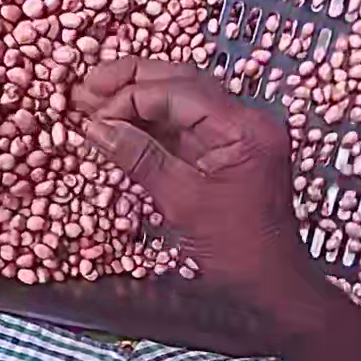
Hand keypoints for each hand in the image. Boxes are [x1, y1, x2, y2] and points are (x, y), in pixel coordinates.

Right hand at [71, 57, 321, 305]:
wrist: (273, 281)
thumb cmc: (235, 248)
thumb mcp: (182, 203)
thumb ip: (140, 158)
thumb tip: (94, 128)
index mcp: (243, 128)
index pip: (178, 91)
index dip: (130, 98)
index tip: (93, 117)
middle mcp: (245, 119)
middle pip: (181, 80)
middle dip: (131, 80)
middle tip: (87, 85)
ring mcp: (237, 131)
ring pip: (181, 96)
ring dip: (138, 96)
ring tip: (95, 98)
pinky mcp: (226, 147)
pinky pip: (184, 122)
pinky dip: (151, 120)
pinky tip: (120, 121)